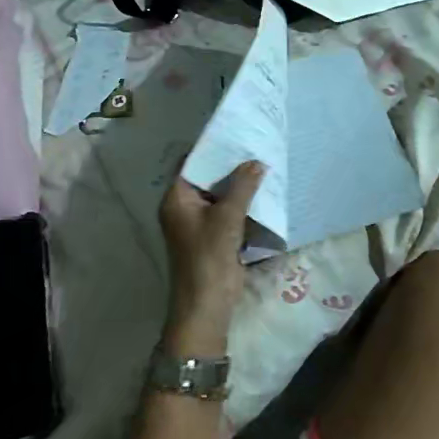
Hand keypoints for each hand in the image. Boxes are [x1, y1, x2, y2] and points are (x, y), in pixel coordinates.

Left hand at [159, 161, 265, 338]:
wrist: (206, 304)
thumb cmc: (209, 256)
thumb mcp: (228, 217)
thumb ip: (243, 186)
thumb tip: (257, 162)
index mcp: (176, 198)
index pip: (190, 163)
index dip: (211, 148)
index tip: (235, 134)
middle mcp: (183, 207)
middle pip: (206, 178)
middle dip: (230, 165)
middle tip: (255, 147)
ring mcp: (197, 223)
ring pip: (219, 195)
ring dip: (238, 185)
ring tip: (262, 165)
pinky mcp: (213, 236)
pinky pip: (226, 212)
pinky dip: (241, 203)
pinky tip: (262, 193)